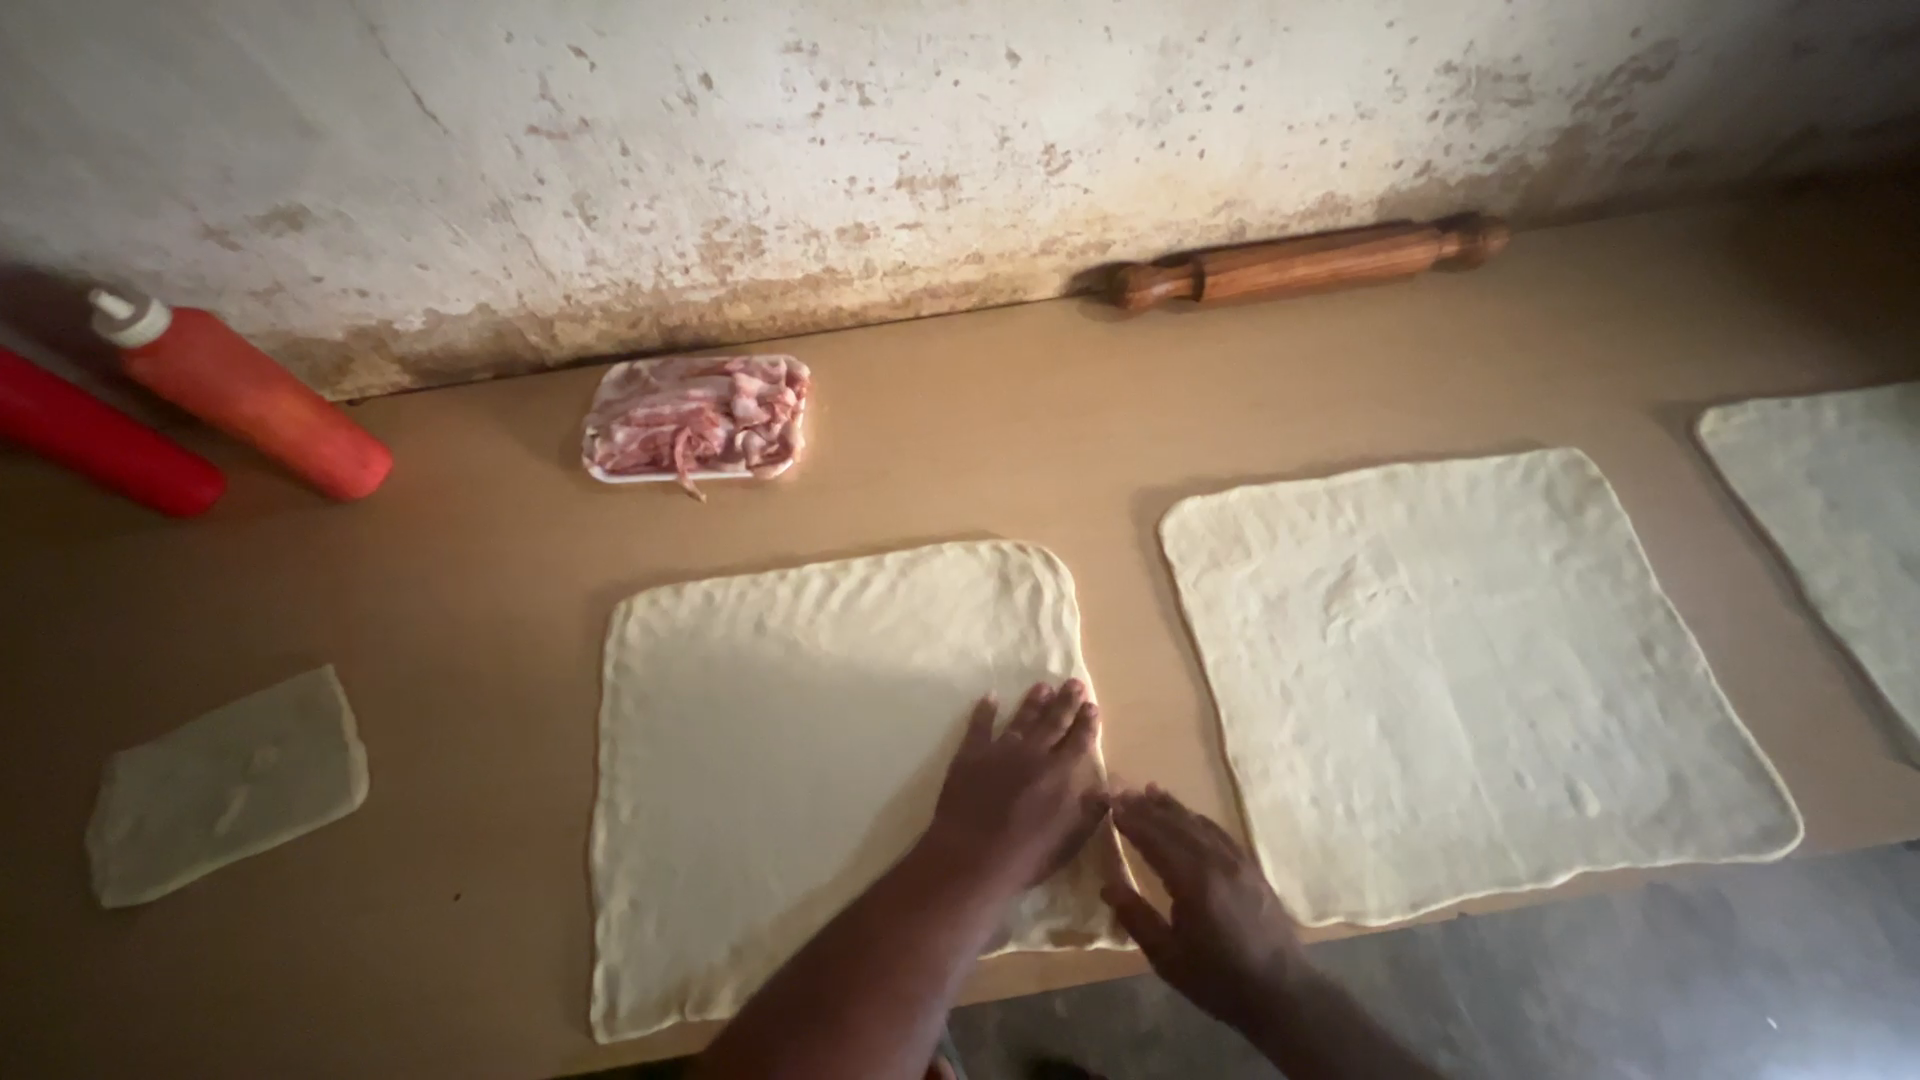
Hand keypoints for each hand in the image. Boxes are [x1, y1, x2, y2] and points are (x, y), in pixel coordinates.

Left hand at [920, 680, 1104, 894]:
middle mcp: (1033, 754)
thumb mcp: (1068, 842)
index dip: (1087, 722)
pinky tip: (991, 696)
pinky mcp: (970, 754)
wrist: (971, 857)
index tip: (1092, 705)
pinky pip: (979, 725)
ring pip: (1021, 718)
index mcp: (1059, 774)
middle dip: (1066, 701)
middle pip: (1053, 721)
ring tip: (1043, 686)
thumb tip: (1107, 789)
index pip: (1079, 741)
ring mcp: (1000, 751)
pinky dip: (985, 710)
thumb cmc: (1024, 856)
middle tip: (1074, 682)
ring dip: (1034, 701)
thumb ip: (1089, 812)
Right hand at [1102, 785, 1312, 1041]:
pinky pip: (1219, 832)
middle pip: (1176, 824)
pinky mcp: (1251, 868)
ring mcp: (1238, 862)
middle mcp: (1216, 862)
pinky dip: (1198, 819)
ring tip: (1150, 791)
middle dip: (1147, 807)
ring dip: (1172, 807)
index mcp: (1193, 881)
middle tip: (1122, 792)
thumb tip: (1107, 887)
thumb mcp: (1168, 958)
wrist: (1283, 993)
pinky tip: (1189, 816)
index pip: (1155, 839)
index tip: (1110, 805)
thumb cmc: (1219, 980)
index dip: (1132, 821)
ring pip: (1199, 823)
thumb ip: (1136, 918)